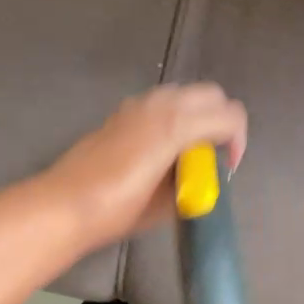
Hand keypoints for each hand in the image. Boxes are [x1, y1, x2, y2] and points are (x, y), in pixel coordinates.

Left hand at [46, 82, 248, 246]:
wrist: (64, 205)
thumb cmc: (119, 209)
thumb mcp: (169, 202)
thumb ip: (196, 179)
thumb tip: (203, 173)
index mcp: (178, 123)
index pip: (230, 115)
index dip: (239, 140)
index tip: (229, 167)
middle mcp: (161, 103)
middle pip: (212, 95)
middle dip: (222, 121)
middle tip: (215, 155)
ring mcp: (138, 103)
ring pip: (184, 94)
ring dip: (196, 115)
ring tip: (188, 152)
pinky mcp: (121, 112)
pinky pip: (160, 103)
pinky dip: (172, 117)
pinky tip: (161, 150)